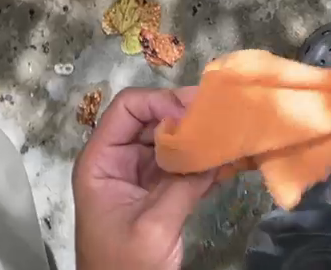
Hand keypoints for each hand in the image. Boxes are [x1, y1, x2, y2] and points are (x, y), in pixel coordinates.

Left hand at [73, 87, 217, 269]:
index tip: (191, 114)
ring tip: (228, 130)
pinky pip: (182, 162)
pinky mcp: (159, 190)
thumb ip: (182, 185)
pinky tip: (227, 156)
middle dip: (185, 115)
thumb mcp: (153, 228)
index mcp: (101, 161)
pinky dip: (203, 158)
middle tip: (220, 115)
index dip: (159, 102)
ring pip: (170, 137)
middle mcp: (119, 159)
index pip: (127, 108)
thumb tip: (218, 149)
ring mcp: (140, 174)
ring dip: (198, 135)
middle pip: (152, 117)